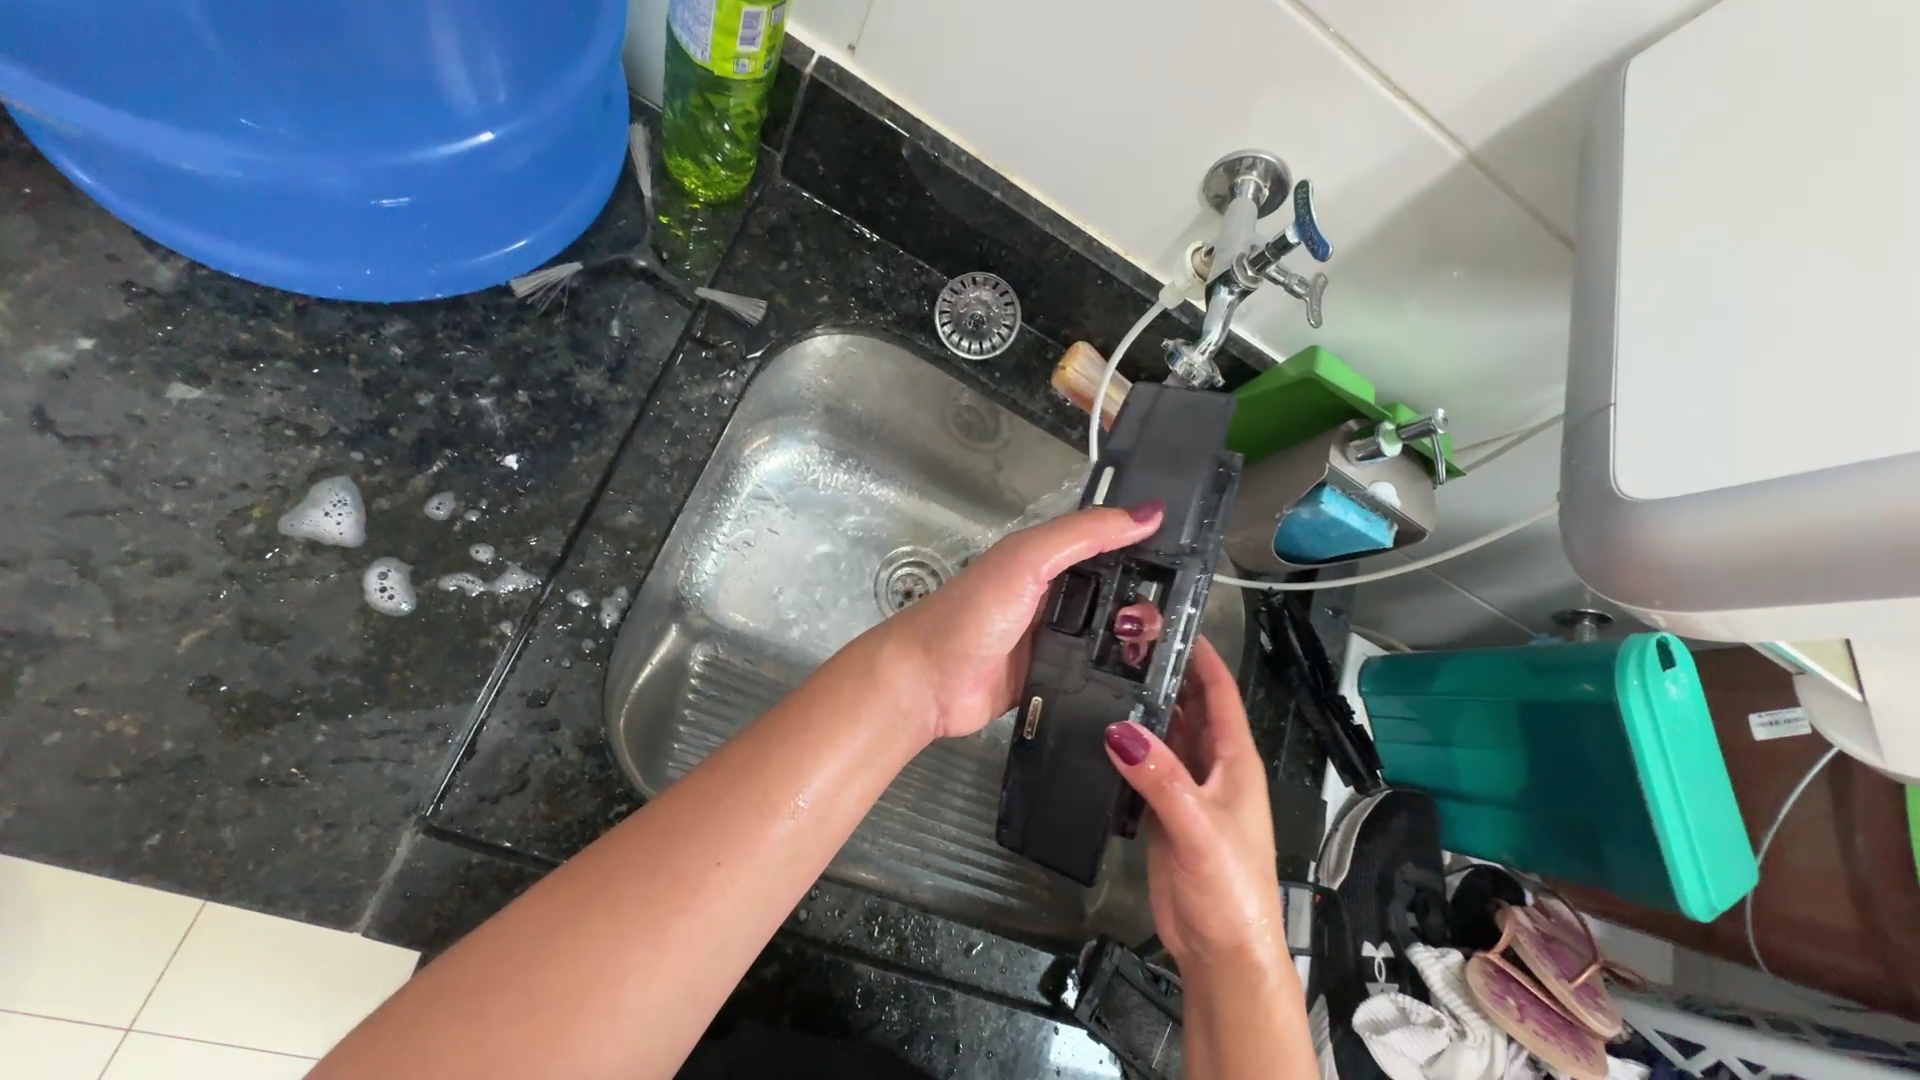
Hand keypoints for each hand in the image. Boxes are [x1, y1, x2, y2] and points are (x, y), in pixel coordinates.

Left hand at [873, 501, 1162, 740]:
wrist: (927, 682)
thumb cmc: (974, 612)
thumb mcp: (1028, 560)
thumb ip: (1085, 534)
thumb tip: (1150, 511)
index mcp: (1047, 559)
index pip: (1107, 545)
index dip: (1145, 548)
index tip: (1190, 559)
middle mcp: (1054, 596)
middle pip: (1116, 594)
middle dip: (1146, 602)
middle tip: (1174, 618)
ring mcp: (1054, 640)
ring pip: (1111, 636)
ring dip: (1136, 641)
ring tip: (1161, 650)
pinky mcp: (1054, 679)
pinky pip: (1096, 673)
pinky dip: (1118, 674)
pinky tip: (1147, 679)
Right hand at [1104, 637, 1288, 981]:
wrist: (1222, 949)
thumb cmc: (1230, 886)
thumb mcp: (1198, 826)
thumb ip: (1161, 777)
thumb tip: (1119, 728)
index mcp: (1235, 761)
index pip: (1221, 694)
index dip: (1202, 657)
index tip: (1174, 624)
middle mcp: (1213, 767)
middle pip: (1190, 708)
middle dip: (1165, 675)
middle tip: (1125, 644)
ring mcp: (1188, 790)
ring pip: (1166, 735)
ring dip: (1144, 709)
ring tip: (1107, 676)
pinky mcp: (1166, 812)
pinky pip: (1146, 767)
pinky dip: (1128, 746)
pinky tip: (1100, 732)